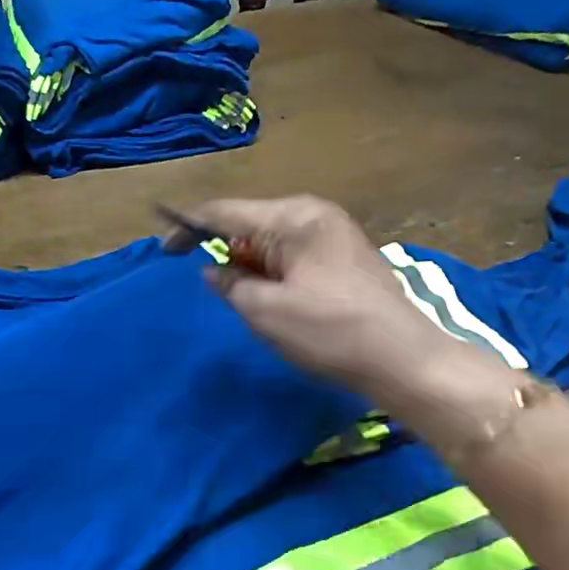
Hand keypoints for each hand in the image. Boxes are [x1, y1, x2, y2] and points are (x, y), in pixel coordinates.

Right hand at [178, 196, 470, 394]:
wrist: (404, 357)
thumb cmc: (330, 331)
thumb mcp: (266, 312)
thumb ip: (231, 284)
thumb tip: (215, 269)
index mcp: (294, 216)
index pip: (226, 211)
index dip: (189, 226)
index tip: (164, 249)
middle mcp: (316, 214)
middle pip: (252, 224)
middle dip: (229, 253)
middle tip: (220, 290)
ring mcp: (336, 234)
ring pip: (275, 244)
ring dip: (255, 269)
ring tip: (258, 306)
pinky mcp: (348, 258)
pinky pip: (298, 257)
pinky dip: (279, 275)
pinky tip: (285, 304)